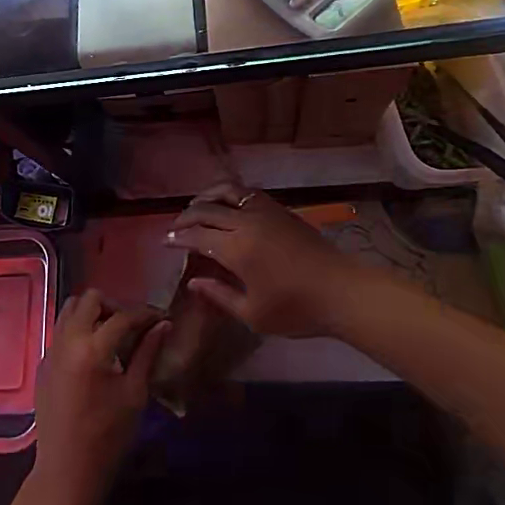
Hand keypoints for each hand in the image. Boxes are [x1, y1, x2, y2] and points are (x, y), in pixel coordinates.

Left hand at [31, 289, 168, 492]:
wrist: (66, 473)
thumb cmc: (107, 436)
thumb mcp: (134, 393)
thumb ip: (147, 353)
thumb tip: (164, 324)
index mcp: (92, 349)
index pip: (123, 316)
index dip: (145, 313)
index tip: (161, 317)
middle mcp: (67, 342)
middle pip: (90, 300)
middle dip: (114, 305)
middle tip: (130, 324)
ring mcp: (51, 353)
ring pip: (69, 310)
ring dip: (92, 313)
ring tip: (110, 332)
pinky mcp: (43, 366)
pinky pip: (60, 332)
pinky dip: (77, 330)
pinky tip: (92, 352)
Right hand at [165, 184, 373, 337]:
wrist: (340, 289)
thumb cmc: (295, 309)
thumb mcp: (252, 313)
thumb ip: (219, 294)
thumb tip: (194, 280)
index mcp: (236, 247)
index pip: (198, 235)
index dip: (178, 237)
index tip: (164, 241)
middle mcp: (248, 222)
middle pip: (208, 209)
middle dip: (187, 216)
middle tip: (175, 227)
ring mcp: (266, 211)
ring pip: (229, 192)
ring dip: (208, 196)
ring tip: (198, 206)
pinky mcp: (282, 210)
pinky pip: (249, 193)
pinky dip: (231, 194)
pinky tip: (228, 205)